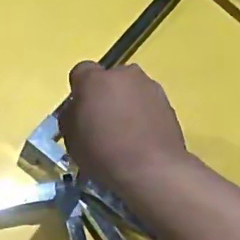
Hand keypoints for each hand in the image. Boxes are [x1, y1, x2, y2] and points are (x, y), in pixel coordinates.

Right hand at [59, 61, 191, 192]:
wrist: (151, 168)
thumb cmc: (102, 152)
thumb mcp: (71, 139)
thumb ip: (71, 116)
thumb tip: (77, 110)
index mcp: (95, 80)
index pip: (81, 72)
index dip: (79, 90)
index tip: (80, 110)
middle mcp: (124, 74)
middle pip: (110, 79)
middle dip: (105, 95)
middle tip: (101, 123)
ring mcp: (149, 86)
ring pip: (131, 90)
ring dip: (125, 105)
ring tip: (123, 134)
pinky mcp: (168, 102)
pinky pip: (147, 104)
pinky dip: (142, 116)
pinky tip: (139, 139)